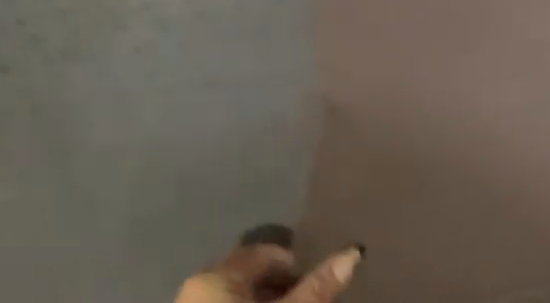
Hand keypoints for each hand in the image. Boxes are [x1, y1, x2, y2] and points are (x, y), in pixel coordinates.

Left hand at [175, 226, 364, 302]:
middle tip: (302, 302)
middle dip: (277, 288)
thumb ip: (317, 288)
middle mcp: (195, 289)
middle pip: (247, 276)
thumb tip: (354, 251)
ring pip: (231, 300)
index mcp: (215, 277)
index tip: (314, 286)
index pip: (265, 252)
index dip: (294, 265)